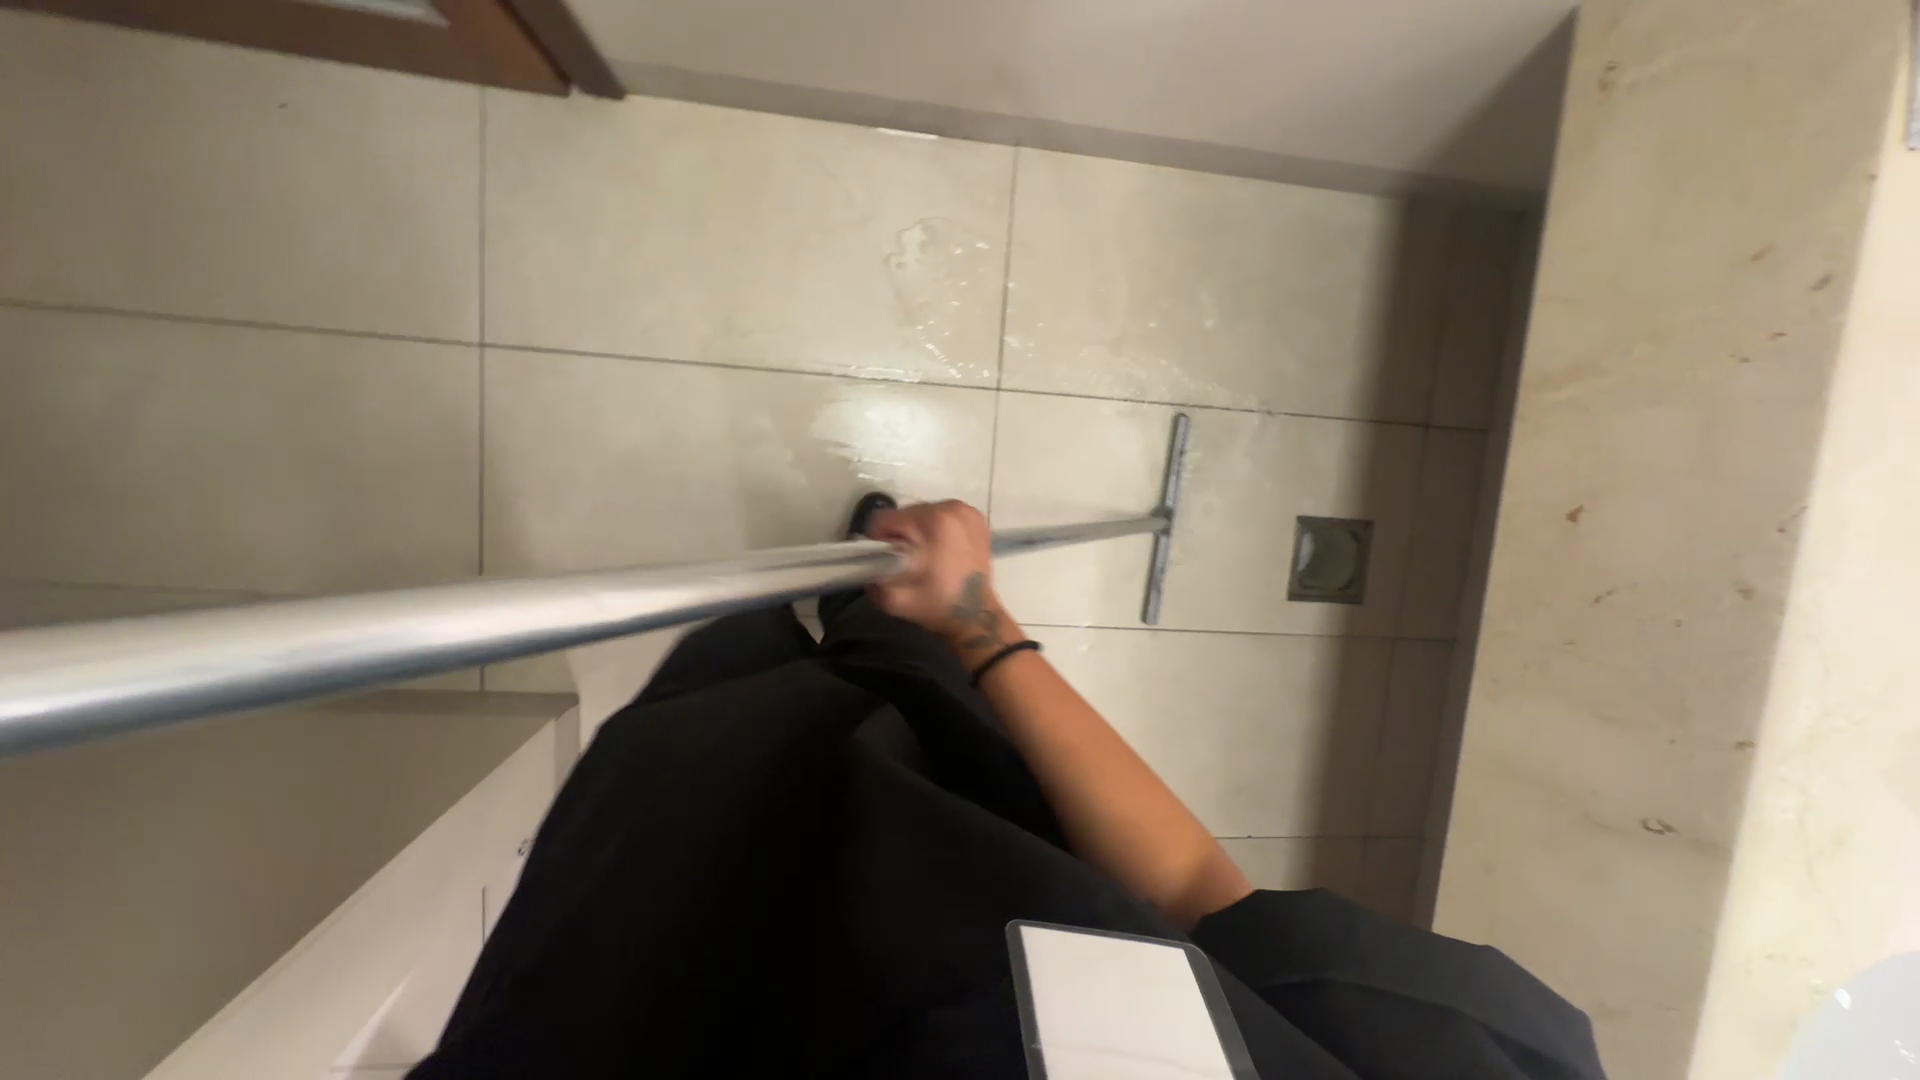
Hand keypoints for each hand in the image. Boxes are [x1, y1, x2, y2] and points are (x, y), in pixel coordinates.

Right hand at [864, 500, 1024, 662]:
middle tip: (907, 559)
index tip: (886, 558)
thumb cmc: (935, 606)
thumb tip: (864, 558)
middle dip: (900, 535)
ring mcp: (966, 511)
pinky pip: (942, 515)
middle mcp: (950, 509)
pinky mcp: (976, 516)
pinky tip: (941, 549)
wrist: (976, 614)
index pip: (884, 519)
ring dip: (918, 531)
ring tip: (925, 555)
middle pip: (904, 513)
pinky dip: (937, 529)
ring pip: (923, 512)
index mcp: (931, 523)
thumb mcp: (892, 599)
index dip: (879, 540)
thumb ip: (871, 575)